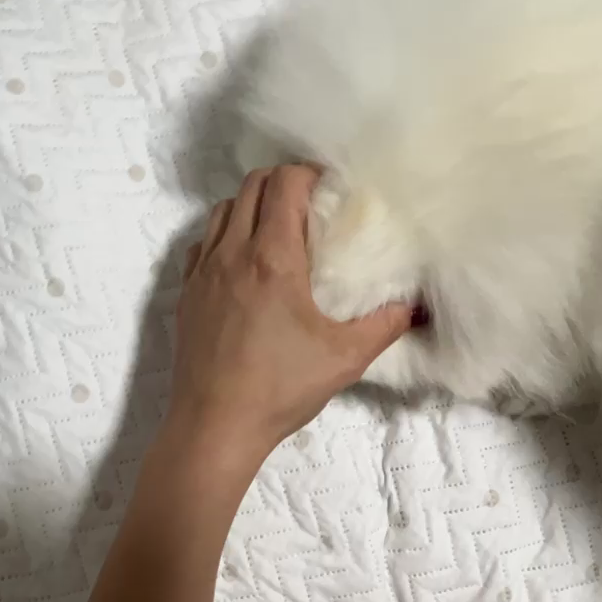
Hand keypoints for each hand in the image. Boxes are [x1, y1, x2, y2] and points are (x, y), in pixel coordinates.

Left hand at [164, 165, 413, 469]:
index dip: (309, 175)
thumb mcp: (345, 358)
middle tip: (310, 206)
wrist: (214, 426)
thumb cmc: (281, 389)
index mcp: (273, 258)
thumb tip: (416, 307)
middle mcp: (232, 253)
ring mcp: (203, 271)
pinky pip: (203, 242)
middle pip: (252, 185)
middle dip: (283, 183)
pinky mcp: (186, 293)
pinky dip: (224, 234)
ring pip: (222, 209)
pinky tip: (242, 262)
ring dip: (251, 205)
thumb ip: (385, 325)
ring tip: (277, 230)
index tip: (330, 190)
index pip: (284, 183)